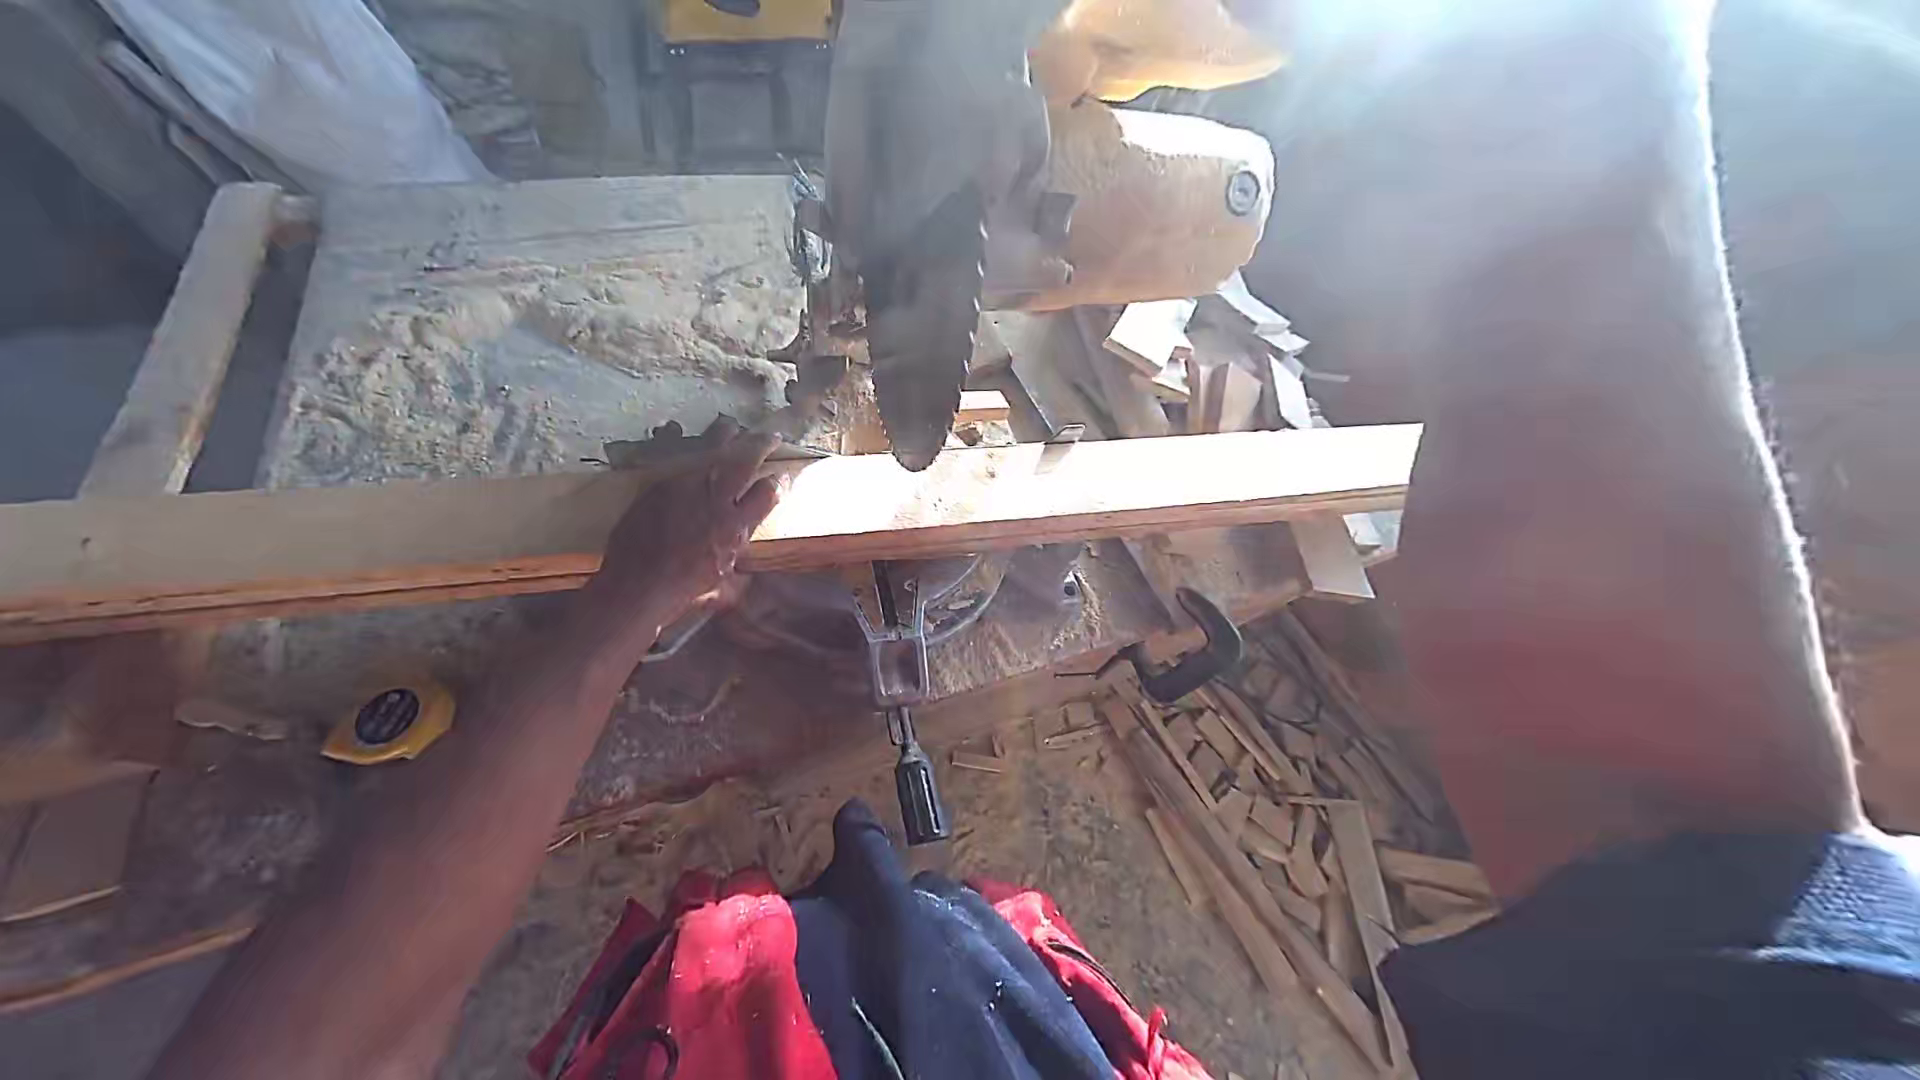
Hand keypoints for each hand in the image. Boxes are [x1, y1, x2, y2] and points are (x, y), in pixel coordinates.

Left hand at [575, 417, 782, 658]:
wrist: (635, 585)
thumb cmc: (683, 592)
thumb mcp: (722, 584)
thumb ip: (737, 568)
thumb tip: (744, 575)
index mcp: (735, 526)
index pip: (767, 493)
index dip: (778, 483)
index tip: (781, 477)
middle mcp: (714, 501)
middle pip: (744, 461)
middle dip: (761, 445)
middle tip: (772, 436)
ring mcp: (684, 489)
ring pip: (710, 452)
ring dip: (724, 436)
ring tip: (731, 425)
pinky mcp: (659, 487)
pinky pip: (677, 461)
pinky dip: (686, 449)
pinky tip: (686, 442)